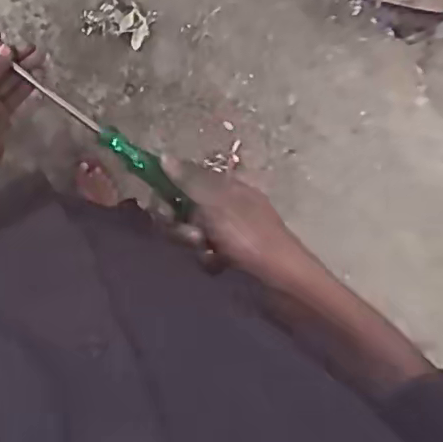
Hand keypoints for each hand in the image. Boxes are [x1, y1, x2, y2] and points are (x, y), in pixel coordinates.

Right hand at [163, 158, 316, 283]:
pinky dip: (203, 258)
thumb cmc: (251, 236)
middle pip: (180, 204)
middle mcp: (223, 206)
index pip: (186, 176)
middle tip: (185, 229)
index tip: (157, 196)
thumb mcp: (216, 202)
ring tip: (204, 249)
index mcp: (225, 187)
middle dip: (175, 218)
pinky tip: (214, 264)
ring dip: (188, 239)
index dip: (167, 185)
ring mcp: (226, 233)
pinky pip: (199, 252)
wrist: (285, 285)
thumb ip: (187, 179)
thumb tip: (163, 156)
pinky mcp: (226, 258)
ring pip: (186, 230)